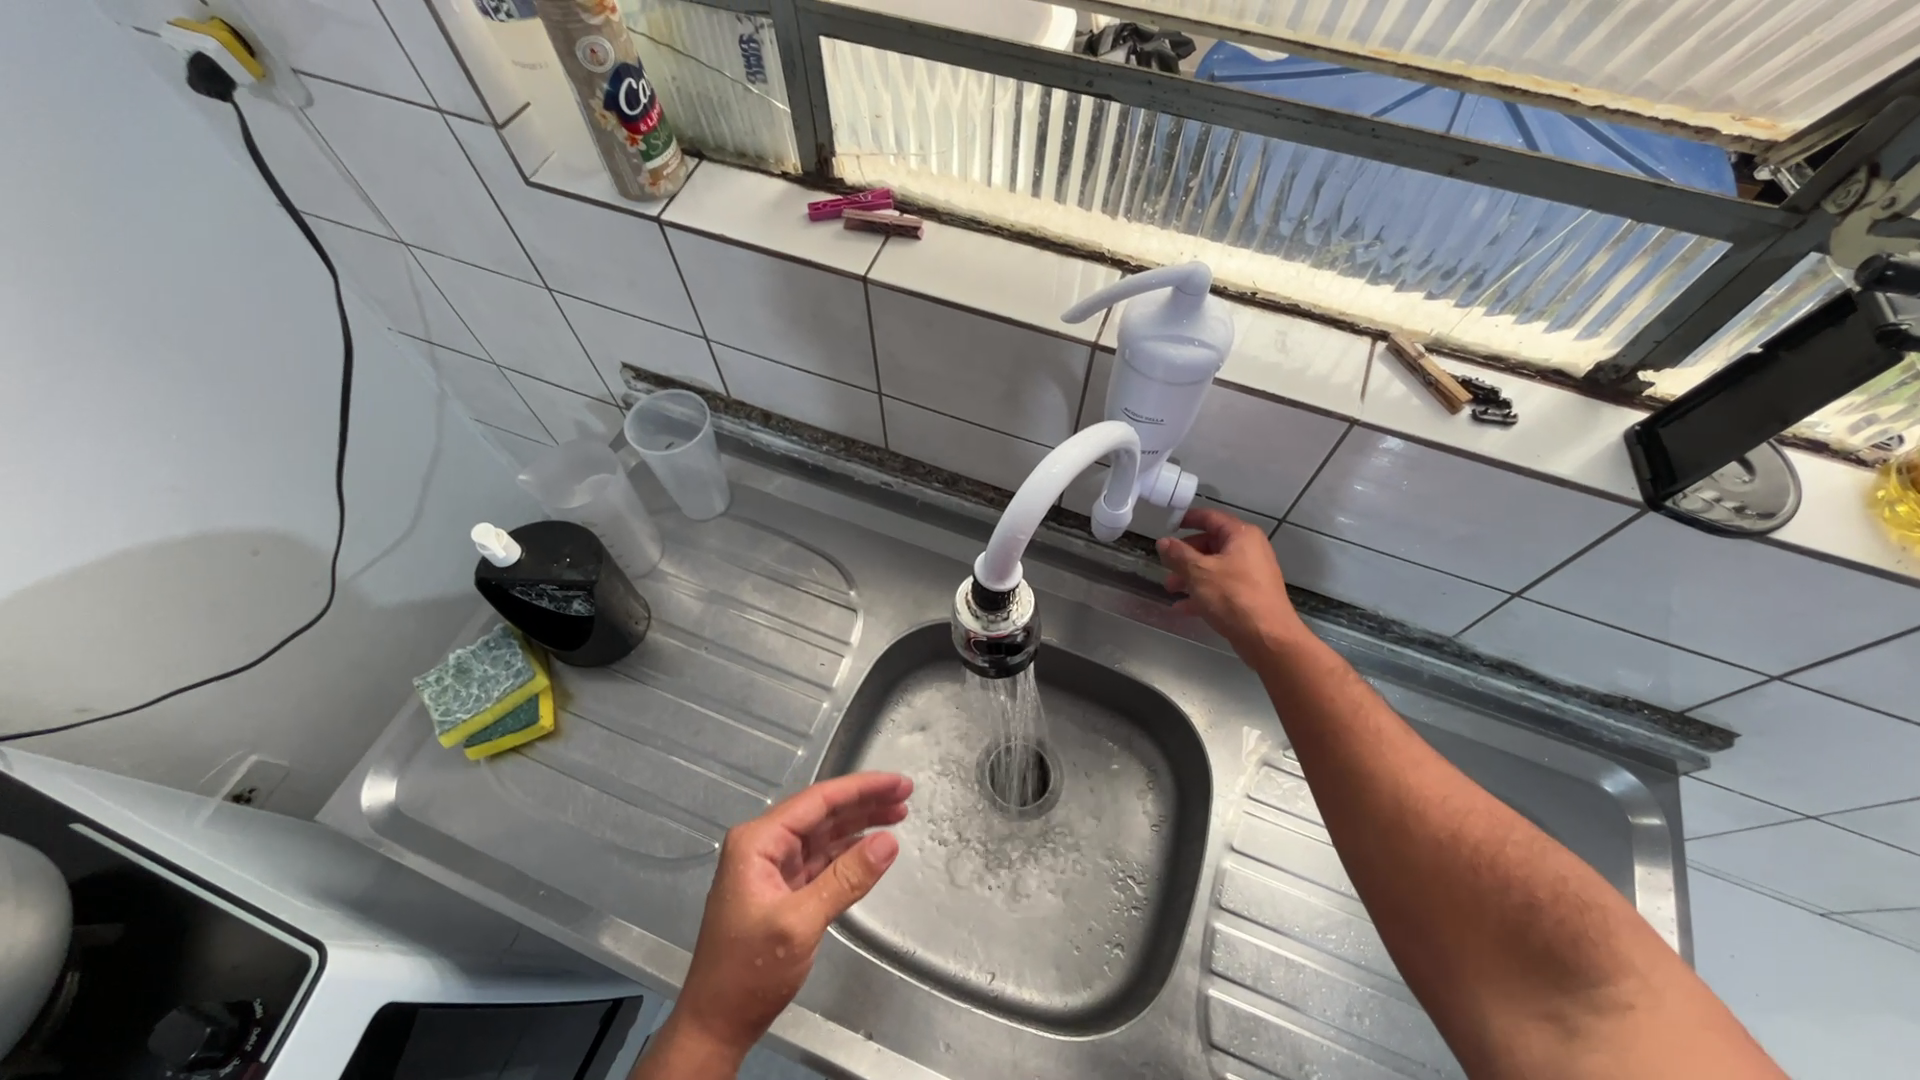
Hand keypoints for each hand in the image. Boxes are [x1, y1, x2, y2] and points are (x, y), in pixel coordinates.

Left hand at [641, 773, 910, 1075]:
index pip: (817, 801)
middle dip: (864, 802)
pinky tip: (871, 848)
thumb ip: (846, 878)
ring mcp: (772, 869)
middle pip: (822, 813)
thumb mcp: (800, 923)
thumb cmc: (749, 971)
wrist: (716, 1024)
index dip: (862, 789)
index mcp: (758, 842)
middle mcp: (763, 846)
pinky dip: (848, 853)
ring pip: (824, 835)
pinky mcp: (782, 891)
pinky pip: (821, 861)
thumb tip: (889, 841)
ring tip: (899, 815)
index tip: (900, 784)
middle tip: (906, 795)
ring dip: (859, 825)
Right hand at [1157, 507, 1303, 657]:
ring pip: (1214, 568)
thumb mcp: (1199, 572)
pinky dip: (1202, 593)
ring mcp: (1251, 574)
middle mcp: (1249, 550)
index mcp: (1241, 536)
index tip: (1168, 525)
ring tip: (1170, 589)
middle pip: (1210, 544)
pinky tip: (1182, 607)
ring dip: (1190, 576)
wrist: (1268, 637)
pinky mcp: (1249, 596)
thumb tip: (1163, 542)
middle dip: (1185, 556)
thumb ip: (1178, 555)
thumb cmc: (1233, 597)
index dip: (1188, 519)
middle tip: (1165, 565)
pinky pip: (1221, 587)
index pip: (1211, 518)